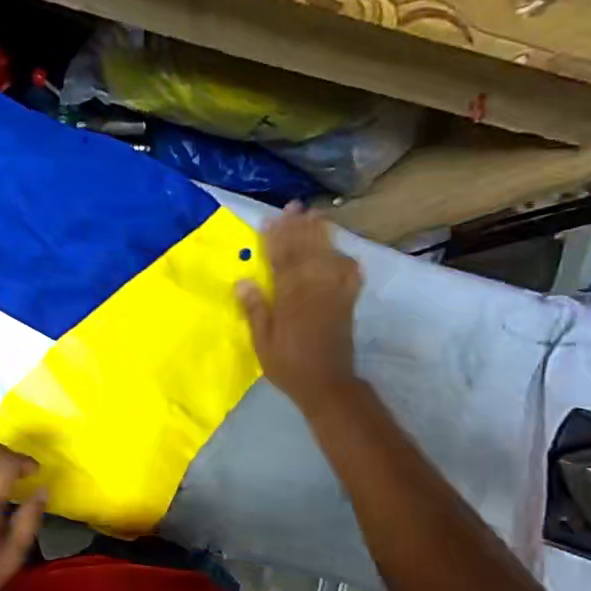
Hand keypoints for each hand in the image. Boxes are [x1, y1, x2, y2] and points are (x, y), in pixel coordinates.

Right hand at [236, 202, 363, 410]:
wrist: (327, 383)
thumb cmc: (288, 364)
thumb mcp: (262, 342)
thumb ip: (255, 309)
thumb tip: (242, 281)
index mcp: (290, 297)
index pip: (281, 259)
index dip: (275, 238)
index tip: (269, 220)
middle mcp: (315, 289)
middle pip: (306, 250)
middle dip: (298, 227)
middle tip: (293, 207)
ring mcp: (334, 293)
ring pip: (327, 255)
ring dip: (320, 234)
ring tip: (314, 216)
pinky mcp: (347, 301)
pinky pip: (348, 272)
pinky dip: (343, 258)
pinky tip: (339, 251)